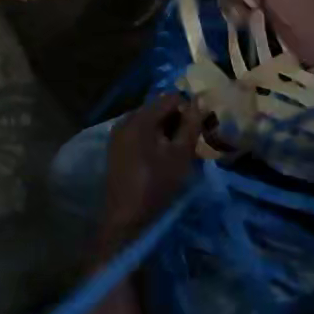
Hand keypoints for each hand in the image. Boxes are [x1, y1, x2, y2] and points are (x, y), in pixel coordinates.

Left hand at [98, 94, 205, 251]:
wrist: (125, 215)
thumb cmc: (156, 184)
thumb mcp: (180, 155)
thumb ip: (191, 126)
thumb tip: (198, 103)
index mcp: (140, 118)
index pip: (170, 98)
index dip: (188, 109)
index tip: (197, 129)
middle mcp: (125, 119)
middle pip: (157, 107)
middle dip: (176, 120)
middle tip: (189, 142)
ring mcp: (118, 133)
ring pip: (148, 120)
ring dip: (165, 130)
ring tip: (176, 151)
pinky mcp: (116, 146)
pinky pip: (138, 131)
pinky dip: (152, 137)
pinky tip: (160, 156)